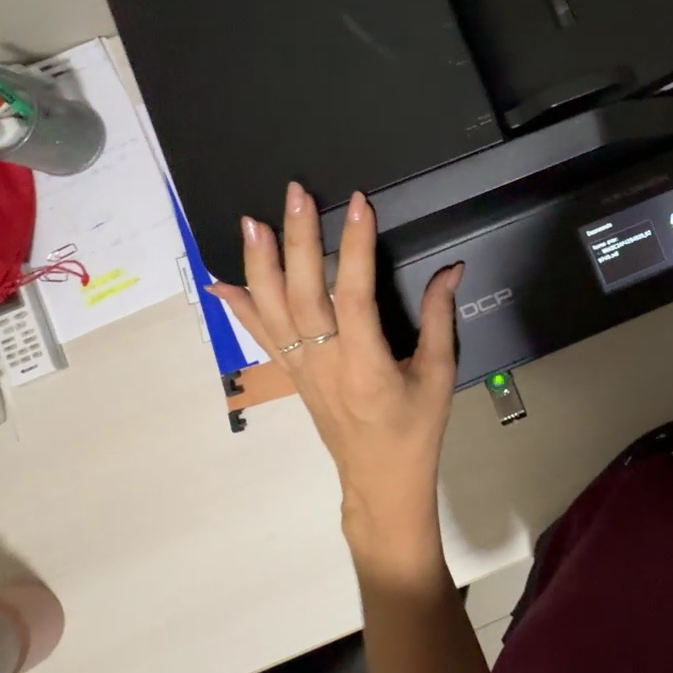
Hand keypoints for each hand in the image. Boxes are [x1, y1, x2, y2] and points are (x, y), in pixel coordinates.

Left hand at [206, 182, 464, 579]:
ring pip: (271, 309)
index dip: (355, 246)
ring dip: (259, 262)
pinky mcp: (291, 374)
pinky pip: (260, 335)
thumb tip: (450, 270)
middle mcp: (323, 363)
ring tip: (252, 220)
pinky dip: (239, 305)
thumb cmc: (416, 428)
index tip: (359, 203)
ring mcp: (300, 369)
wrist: (379, 479)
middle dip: (297, 239)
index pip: (353, 294)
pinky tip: (222, 278)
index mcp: (366, 364)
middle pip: (301, 293)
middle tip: (296, 194)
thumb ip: (441, 319)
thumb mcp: (439, 374)